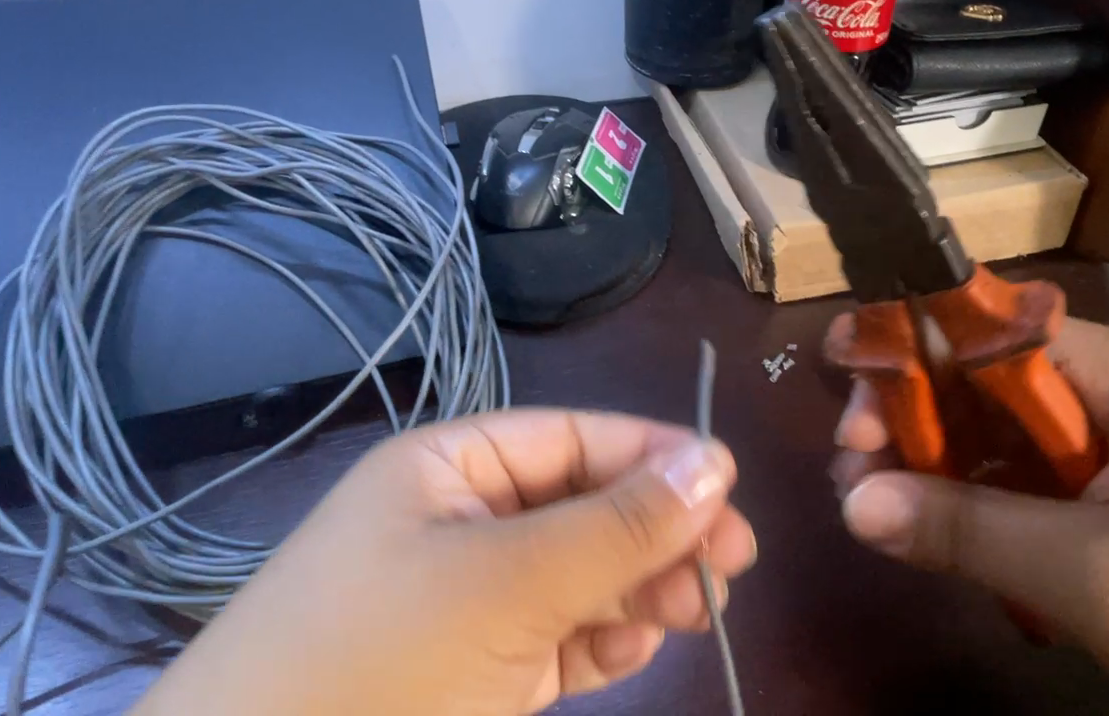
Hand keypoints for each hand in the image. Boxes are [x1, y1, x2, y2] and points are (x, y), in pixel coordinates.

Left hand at [137, 408, 751, 715]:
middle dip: (653, 531)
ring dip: (635, 587)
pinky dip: (598, 638)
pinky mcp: (466, 670)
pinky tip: (635, 646)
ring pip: (573, 573)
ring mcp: (460, 599)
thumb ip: (614, 528)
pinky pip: (552, 635)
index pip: (570, 438)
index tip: (727, 484)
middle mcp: (455, 521)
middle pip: (579, 506)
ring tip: (695, 609)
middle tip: (731, 565)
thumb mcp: (505, 586)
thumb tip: (713, 464)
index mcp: (447, 468)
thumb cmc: (377, 665)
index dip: (650, 455)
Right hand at [830, 315, 1108, 714]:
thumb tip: (852, 504)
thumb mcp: (1101, 578)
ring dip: (943, 473)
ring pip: (1010, 443)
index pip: (987, 333)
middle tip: (850, 473)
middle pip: (988, 386)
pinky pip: (1043, 490)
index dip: (908, 355)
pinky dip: (993, 513)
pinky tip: (956, 546)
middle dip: (912, 422)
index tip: (844, 398)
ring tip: (883, 512)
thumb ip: (968, 531)